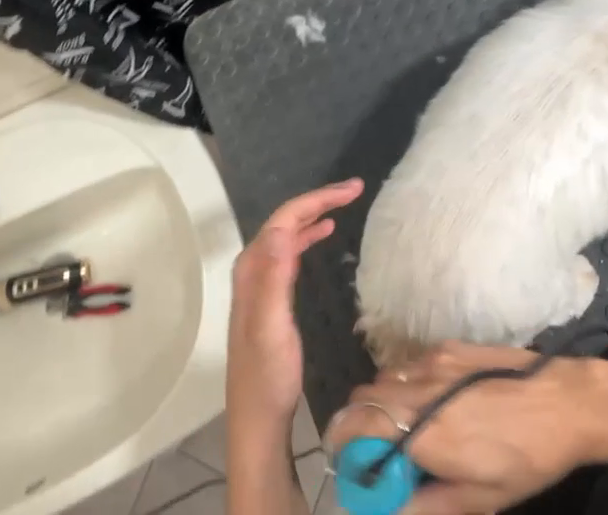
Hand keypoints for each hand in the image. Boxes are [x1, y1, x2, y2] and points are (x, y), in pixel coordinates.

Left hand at [227, 179, 365, 440]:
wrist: (258, 418)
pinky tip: (322, 235)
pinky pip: (289, 252)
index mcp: (253, 270)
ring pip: (286, 234)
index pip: (284, 219)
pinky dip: (307, 236)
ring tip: (343, 204)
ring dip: (313, 215)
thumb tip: (278, 230)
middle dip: (318, 200)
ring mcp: (260, 282)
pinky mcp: (270, 296)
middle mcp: (253, 269)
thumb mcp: (272, 328)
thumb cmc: (268, 376)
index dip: (317, 199)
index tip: (352, 190)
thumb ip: (273, 279)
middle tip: (354, 190)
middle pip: (285, 220)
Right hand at [327, 342, 607, 514]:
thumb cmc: (527, 457)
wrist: (566, 401)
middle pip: (362, 398)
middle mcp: (419, 389)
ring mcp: (433, 361)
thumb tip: (392, 512)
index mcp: (424, 432)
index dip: (342, 443)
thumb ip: (430, 505)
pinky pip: (410, 362)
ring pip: (385, 377)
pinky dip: (407, 381)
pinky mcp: (449, 345)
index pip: (357, 426)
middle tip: (378, 448)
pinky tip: (434, 398)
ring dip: (383, 400)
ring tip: (407, 424)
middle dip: (359, 422)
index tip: (348, 463)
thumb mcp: (482, 498)